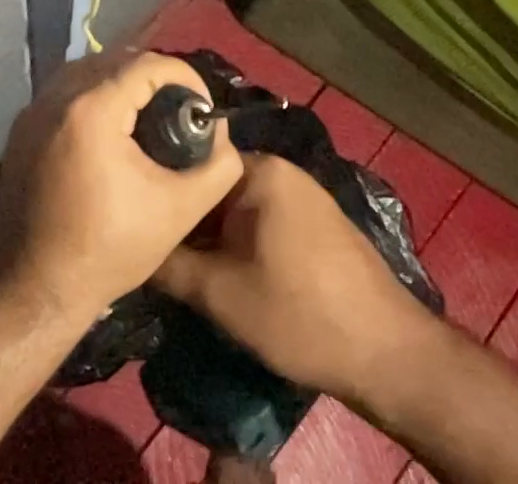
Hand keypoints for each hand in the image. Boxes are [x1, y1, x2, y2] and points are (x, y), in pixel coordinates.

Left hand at [0, 50, 242, 320]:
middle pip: (114, 61)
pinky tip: (112, 133)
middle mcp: (55, 99)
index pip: (147, 64)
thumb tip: (223, 137)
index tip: (202, 107)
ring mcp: (31, 113)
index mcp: (90, 110)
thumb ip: (217, 166)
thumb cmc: (109, 250)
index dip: (185, 76)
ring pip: (84, 72)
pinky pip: (63, 94)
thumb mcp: (179, 210)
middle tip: (180, 110)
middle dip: (153, 77)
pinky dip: (92, 97)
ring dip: (120, 84)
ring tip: (149, 117)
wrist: (33, 286)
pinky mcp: (20, 131)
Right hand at [153, 153, 436, 398]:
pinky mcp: (314, 226)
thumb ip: (165, 264)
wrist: (389, 357)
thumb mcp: (217, 292)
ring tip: (171, 257)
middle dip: (180, 214)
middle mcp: (282, 172)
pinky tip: (215, 268)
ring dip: (206, 231)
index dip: (155, 187)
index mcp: (260, 170)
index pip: (188, 160)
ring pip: (233, 206)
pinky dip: (233, 240)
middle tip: (144, 241)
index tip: (130, 212)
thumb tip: (128, 247)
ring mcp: (302, 198)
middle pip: (210, 183)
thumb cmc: (299, 315)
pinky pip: (257, 220)